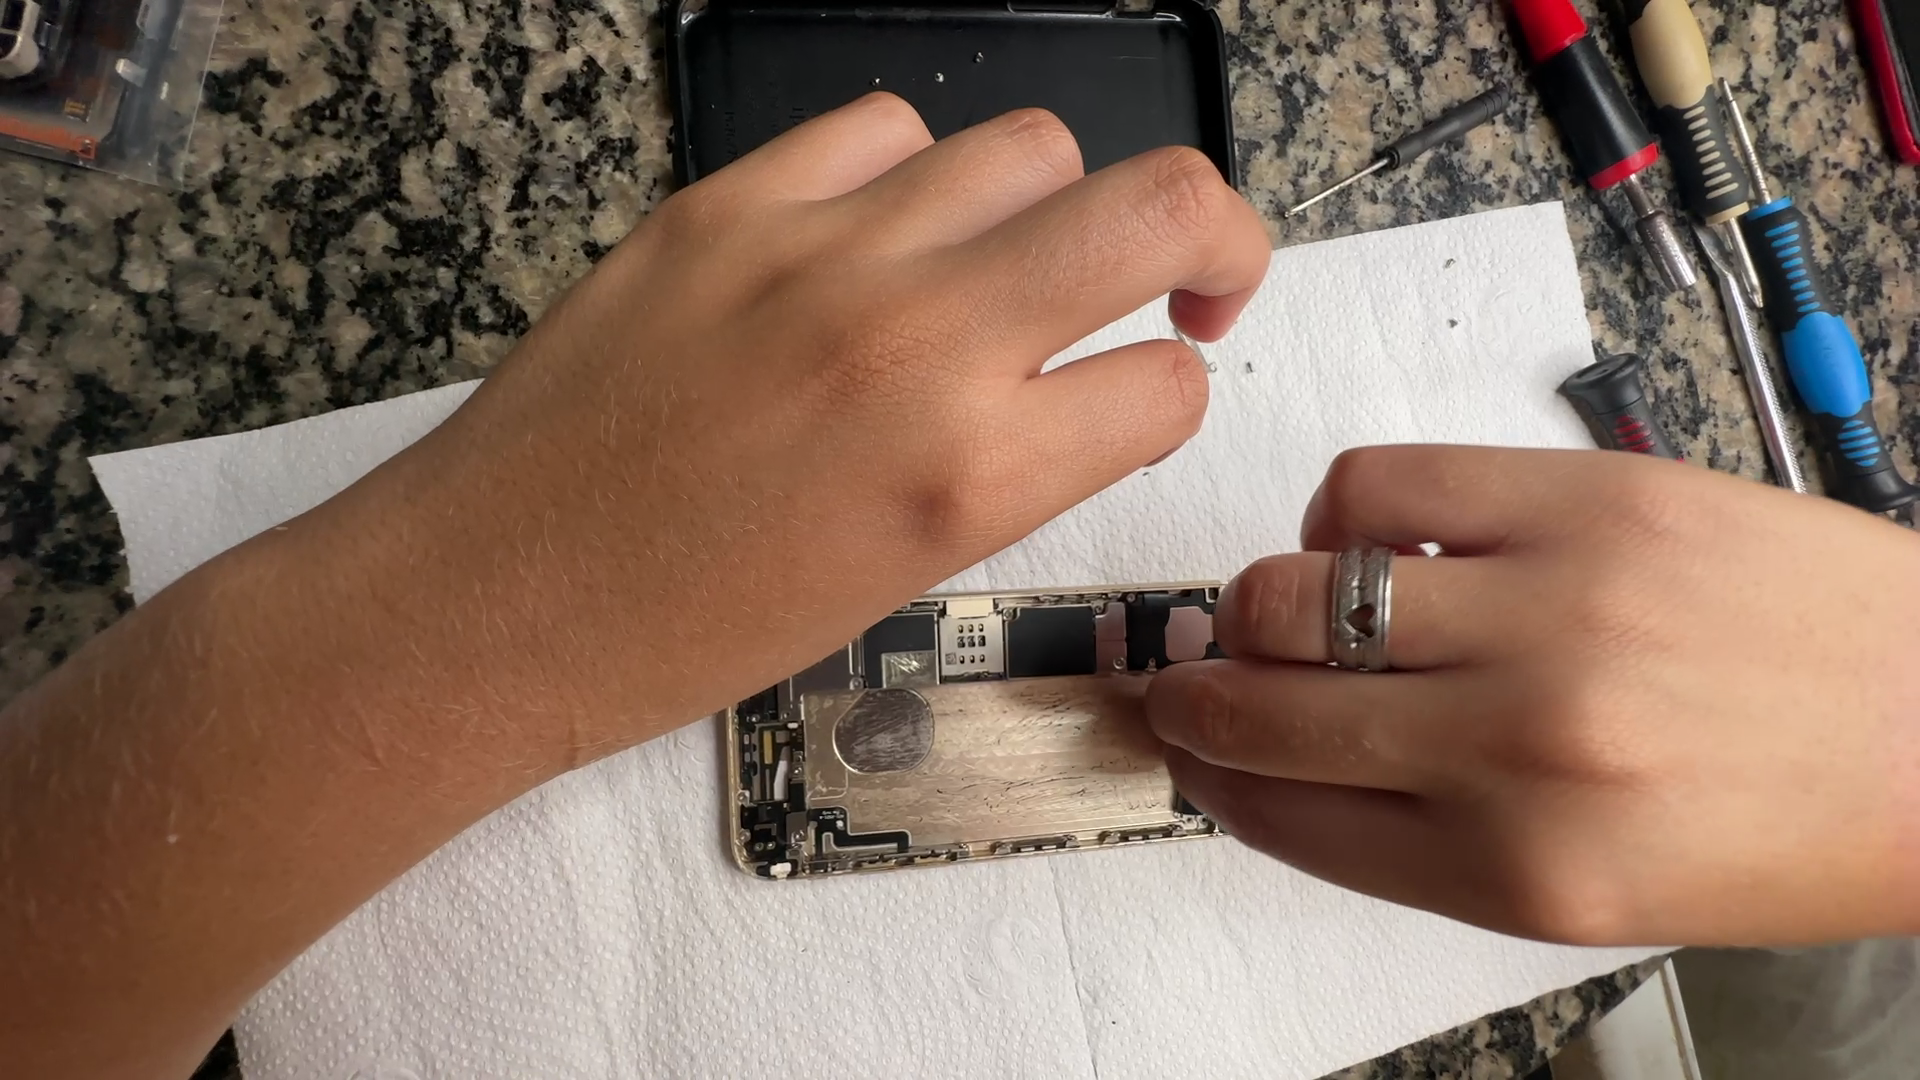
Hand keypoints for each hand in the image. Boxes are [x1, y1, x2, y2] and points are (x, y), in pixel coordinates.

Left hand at [306, 93, 1270, 763]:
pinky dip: (915, 178)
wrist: (495, 606)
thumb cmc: (704, 632)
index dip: (1173, 391)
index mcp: (972, 477)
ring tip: (1003, 271)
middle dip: (1217, 237)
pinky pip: (881, 131)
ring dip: (1052, 210)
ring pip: (1027, 146)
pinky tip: (884, 240)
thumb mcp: (902, 576)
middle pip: (1159, 201)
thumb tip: (1085, 385)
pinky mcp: (723, 202)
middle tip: (1193, 278)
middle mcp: (918, 341)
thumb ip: (1015, 465)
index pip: (1166, 388)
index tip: (1141, 396)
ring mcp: (819, 249)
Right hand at [1145, 447, 1919, 946]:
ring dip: (1251, 606)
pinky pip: (1366, 485)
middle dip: (1191, 693)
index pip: (1276, 811)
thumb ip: (1388, 828)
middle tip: (1190, 677)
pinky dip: (1332, 514)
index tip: (1182, 745)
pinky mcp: (1582, 499)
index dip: (1203, 772)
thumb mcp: (1565, 883)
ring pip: (1286, 591)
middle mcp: (1521, 747)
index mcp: (1514, 868)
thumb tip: (1248, 760)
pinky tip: (1372, 541)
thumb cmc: (1751, 822)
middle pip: (1256, 704)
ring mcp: (1553, 610)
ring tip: (1286, 609)